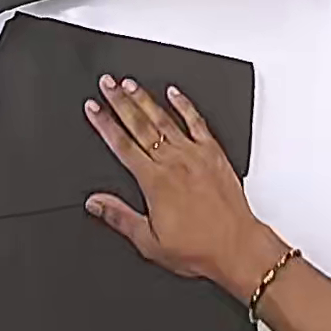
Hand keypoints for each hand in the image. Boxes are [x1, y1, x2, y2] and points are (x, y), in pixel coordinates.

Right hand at [81, 75, 291, 301]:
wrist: (237, 247)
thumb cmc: (198, 247)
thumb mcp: (149, 242)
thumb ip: (119, 217)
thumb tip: (95, 203)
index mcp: (154, 181)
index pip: (122, 144)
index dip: (104, 124)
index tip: (93, 108)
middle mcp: (172, 161)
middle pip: (139, 124)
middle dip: (119, 101)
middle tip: (107, 84)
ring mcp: (193, 153)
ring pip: (163, 118)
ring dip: (144, 98)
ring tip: (130, 83)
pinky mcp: (213, 152)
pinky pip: (196, 121)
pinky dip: (184, 104)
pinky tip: (173, 92)